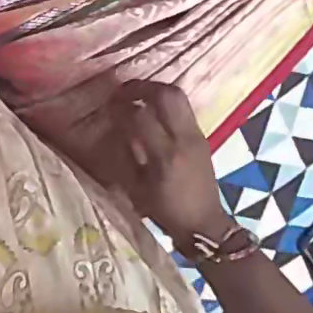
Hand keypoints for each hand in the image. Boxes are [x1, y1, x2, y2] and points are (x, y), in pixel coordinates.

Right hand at [111, 80, 234, 246]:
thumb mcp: (137, 188)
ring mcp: (196, 134)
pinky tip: (152, 108)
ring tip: (136, 95)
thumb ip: (126, 154)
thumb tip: (116, 125)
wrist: (204, 224)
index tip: (108, 106)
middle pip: (166, 95)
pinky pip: (183, 107)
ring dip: (155, 90)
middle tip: (123, 91)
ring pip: (178, 95)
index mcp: (165, 156)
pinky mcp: (201, 135)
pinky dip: (165, 101)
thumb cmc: (166, 211)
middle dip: (141, 87)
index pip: (141, 117)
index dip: (121, 107)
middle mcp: (184, 139)